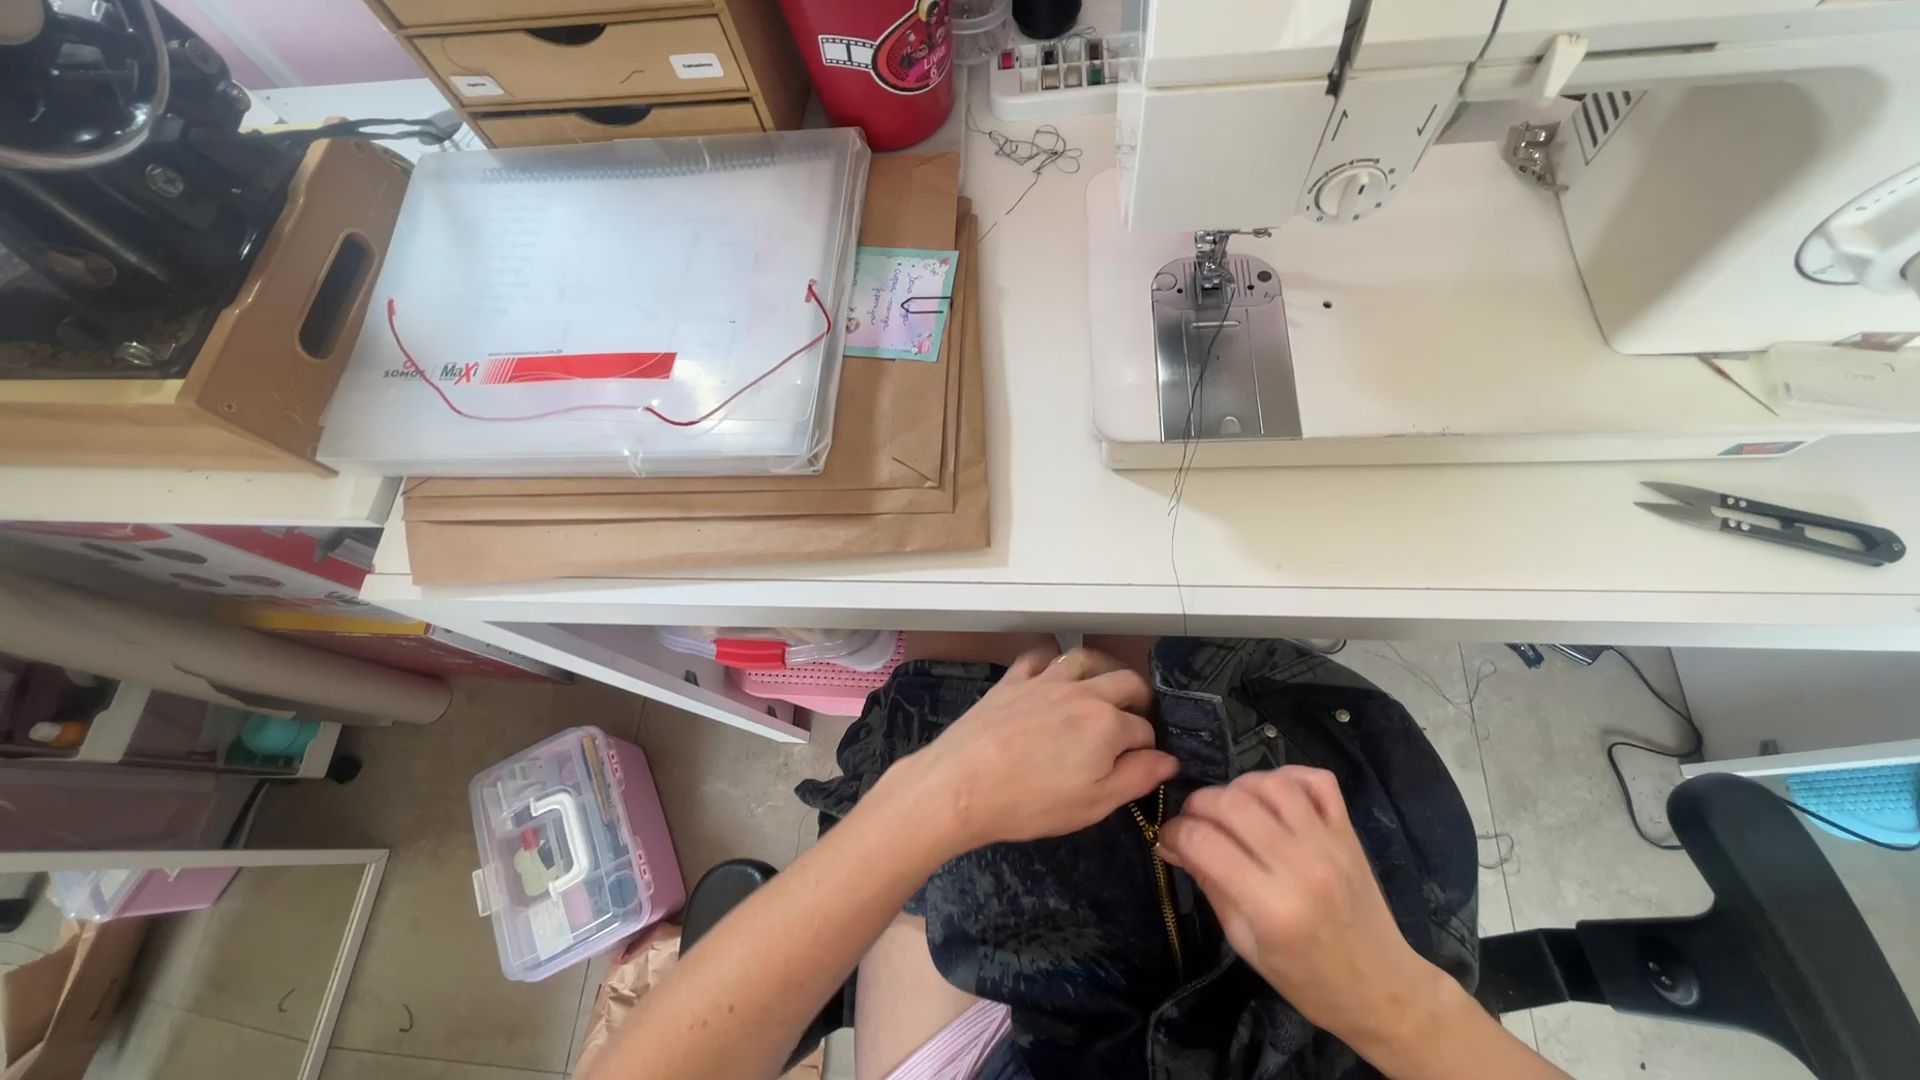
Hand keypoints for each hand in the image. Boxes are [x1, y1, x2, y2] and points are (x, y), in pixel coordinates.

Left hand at [892, 648, 1178, 853]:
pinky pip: (1039, 657)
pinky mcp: (1012, 680)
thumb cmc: (1031, 802)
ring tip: (1101, 688)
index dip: (1147, 748)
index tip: (1140, 763)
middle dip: (1138, 699)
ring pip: (1084, 659)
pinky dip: (1051, 661)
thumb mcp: (1094, 803)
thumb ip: (1138, 777)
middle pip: (1125, 681)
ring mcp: (1045, 681)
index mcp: (1109, 723)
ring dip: (1101, 670)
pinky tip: (1050, 675)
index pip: (1144, 730)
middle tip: (1133, 720)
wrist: (961, 784)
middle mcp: (1083, 692)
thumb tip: (1169, 759)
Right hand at [1157, 767, 1452, 1051]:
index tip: (1167, 839)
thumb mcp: (1244, 942)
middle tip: (1192, 823)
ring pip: (1270, 783)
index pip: (1204, 843)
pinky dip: (1287, 776)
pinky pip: (1315, 780)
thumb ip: (1209, 884)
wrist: (1381, 988)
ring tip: (1229, 809)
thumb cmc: (1306, 978)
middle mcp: (1301, 866)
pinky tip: (1271, 796)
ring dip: (1237, 788)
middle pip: (1231, 804)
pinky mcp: (1348, 831)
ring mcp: (1329, 843)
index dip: (1174, 833)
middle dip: (1197, 805)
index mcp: (1271, 907)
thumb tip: (1170, 844)